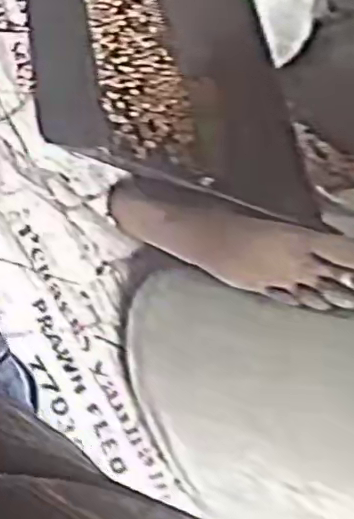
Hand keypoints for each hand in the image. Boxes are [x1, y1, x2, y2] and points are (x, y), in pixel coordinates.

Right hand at [211, 219, 353, 310]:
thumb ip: (305, 239)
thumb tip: (335, 249)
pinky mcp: (261, 288)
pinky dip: (299, 299)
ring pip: (324, 297)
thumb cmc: (222, 219)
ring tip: (331, 293)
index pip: (351, 254)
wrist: (183, 230)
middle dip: (351, 282)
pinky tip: (299, 296)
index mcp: (302, 240)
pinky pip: (291, 300)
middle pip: (348, 281)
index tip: (353, 263)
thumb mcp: (269, 223)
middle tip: (348, 280)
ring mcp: (280, 279)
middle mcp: (299, 263)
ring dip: (332, 296)